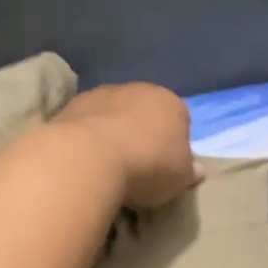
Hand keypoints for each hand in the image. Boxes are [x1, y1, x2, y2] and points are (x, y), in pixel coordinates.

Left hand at [54, 83, 199, 208]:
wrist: (88, 157)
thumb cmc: (146, 167)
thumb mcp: (179, 178)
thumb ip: (189, 172)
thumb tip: (196, 170)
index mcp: (171, 103)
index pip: (180, 121)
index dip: (174, 145)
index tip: (165, 168)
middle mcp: (139, 89)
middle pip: (145, 113)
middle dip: (142, 133)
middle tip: (136, 166)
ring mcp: (102, 93)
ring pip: (114, 114)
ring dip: (112, 132)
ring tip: (107, 164)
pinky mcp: (72, 104)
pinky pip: (88, 122)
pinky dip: (88, 136)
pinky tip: (85, 159)